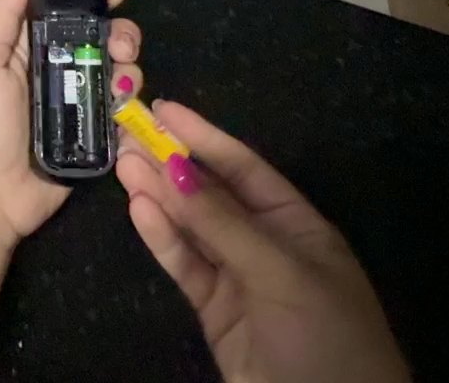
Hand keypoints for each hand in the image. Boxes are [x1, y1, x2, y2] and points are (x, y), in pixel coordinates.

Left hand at [0, 0, 155, 244]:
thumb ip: (3, 13)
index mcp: (29, 37)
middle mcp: (60, 57)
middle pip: (100, 16)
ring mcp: (82, 89)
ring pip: (120, 53)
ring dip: (127, 44)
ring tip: (119, 56)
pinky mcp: (100, 123)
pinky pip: (126, 97)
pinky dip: (131, 88)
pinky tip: (124, 90)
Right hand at [117, 102, 409, 382]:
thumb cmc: (326, 339)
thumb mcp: (280, 273)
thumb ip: (223, 222)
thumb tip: (174, 168)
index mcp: (297, 225)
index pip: (243, 167)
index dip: (203, 136)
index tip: (163, 108)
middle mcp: (265, 243)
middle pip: (211, 193)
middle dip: (171, 162)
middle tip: (128, 132)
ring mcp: (238, 278)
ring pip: (191, 226)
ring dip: (158, 196)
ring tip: (122, 164)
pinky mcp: (216, 311)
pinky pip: (185, 265)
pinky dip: (162, 238)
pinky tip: (138, 210)